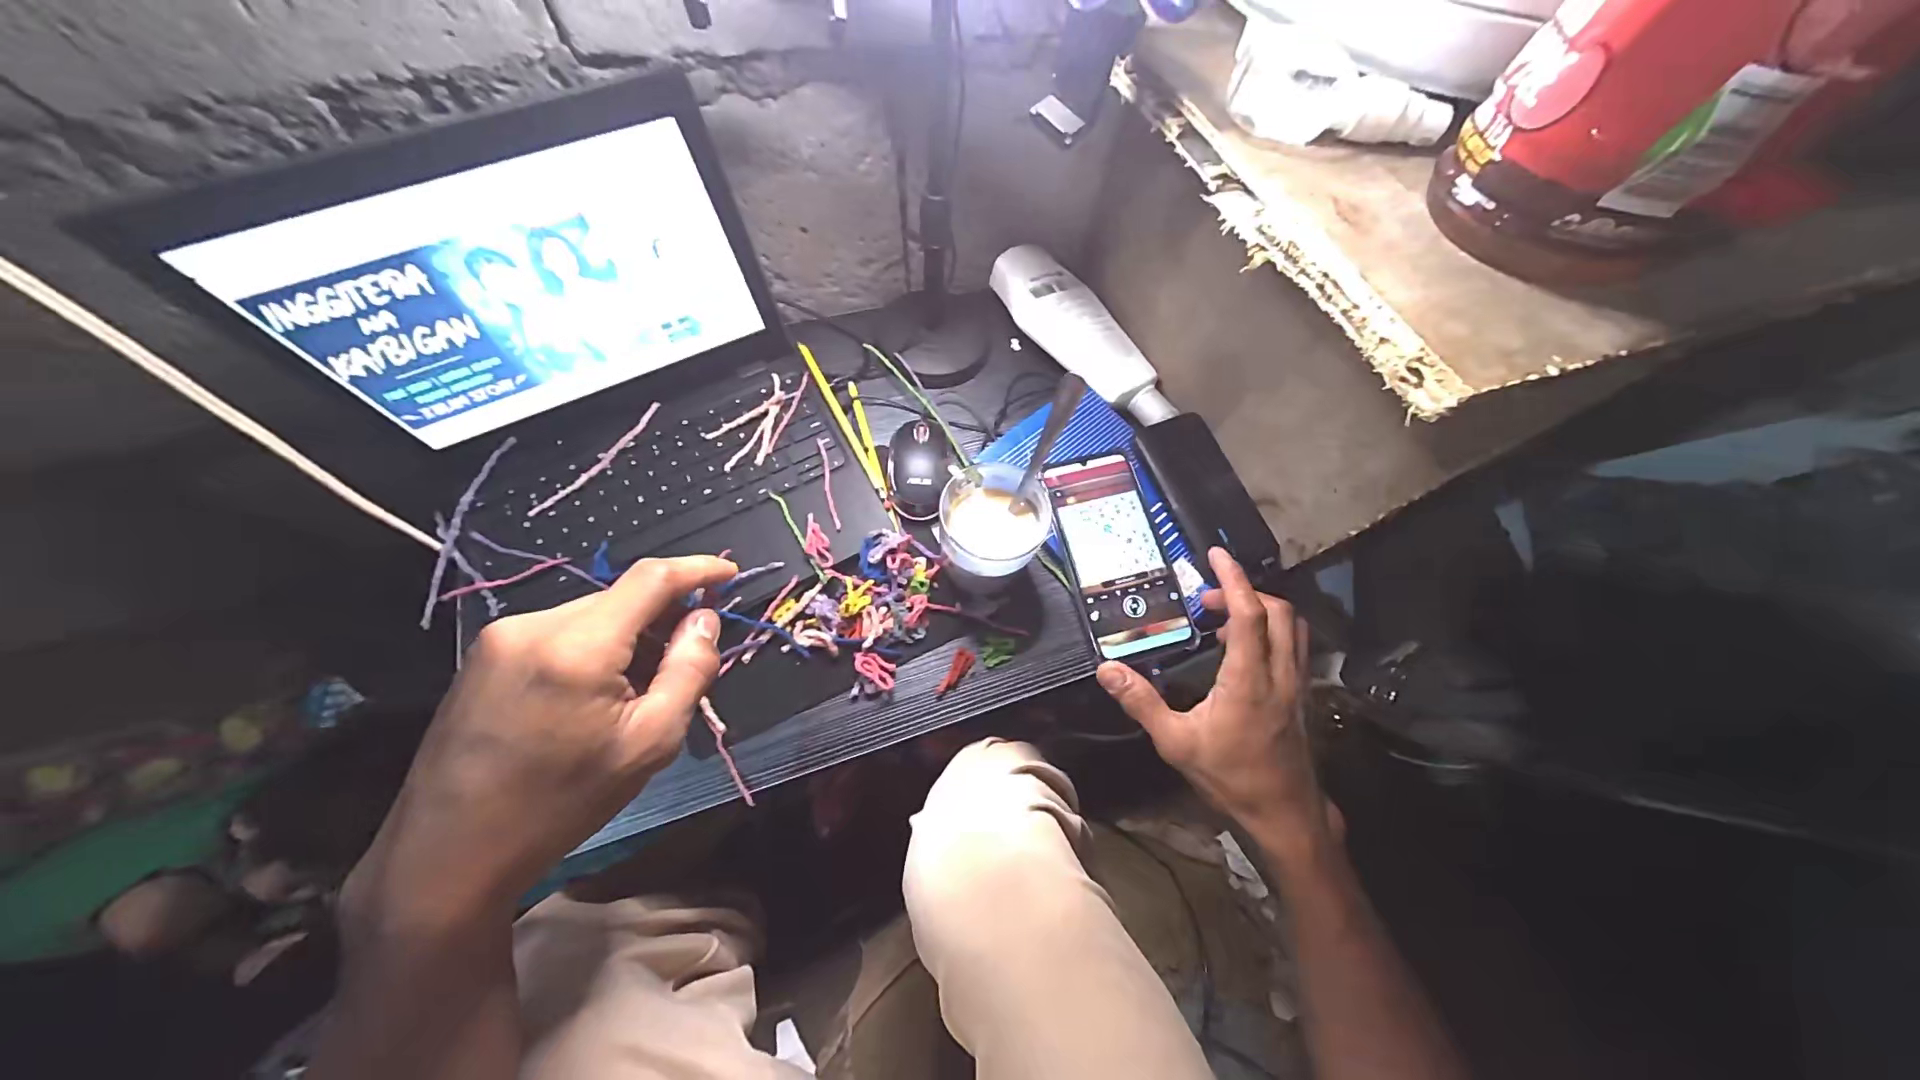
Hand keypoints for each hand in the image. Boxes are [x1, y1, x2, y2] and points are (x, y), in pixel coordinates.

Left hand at [341, 555, 736, 933]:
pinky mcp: (485, 655)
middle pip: (622, 598)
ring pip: (593, 614)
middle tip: (688, 659)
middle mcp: (535, 624)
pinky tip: (596, 694)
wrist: (449, 852)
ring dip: (629, 635)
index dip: (697, 568)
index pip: (651, 578)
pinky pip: (562, 631)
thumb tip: (704, 618)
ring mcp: (502, 637)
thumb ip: (689, 670)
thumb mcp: (650, 742)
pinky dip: (595, 647)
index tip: (730, 572)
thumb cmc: (562, 803)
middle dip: (664, 617)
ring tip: (638, 689)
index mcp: (578, 645)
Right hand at [1096, 547, 1332, 855]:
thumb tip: (1107, 670)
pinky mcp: (1300, 697)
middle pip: (1278, 611)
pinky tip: (1242, 651)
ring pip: (1293, 627)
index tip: (1216, 555)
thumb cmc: (1231, 778)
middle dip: (1245, 592)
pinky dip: (1271, 631)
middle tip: (1208, 597)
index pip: (1249, 614)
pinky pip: (1293, 647)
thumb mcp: (1176, 742)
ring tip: (1223, 617)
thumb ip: (1141, 702)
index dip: (1233, 579)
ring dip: (1262, 609)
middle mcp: (1280, 673)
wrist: (1285, 815)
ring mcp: (1296, 685)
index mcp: (1249, 679)